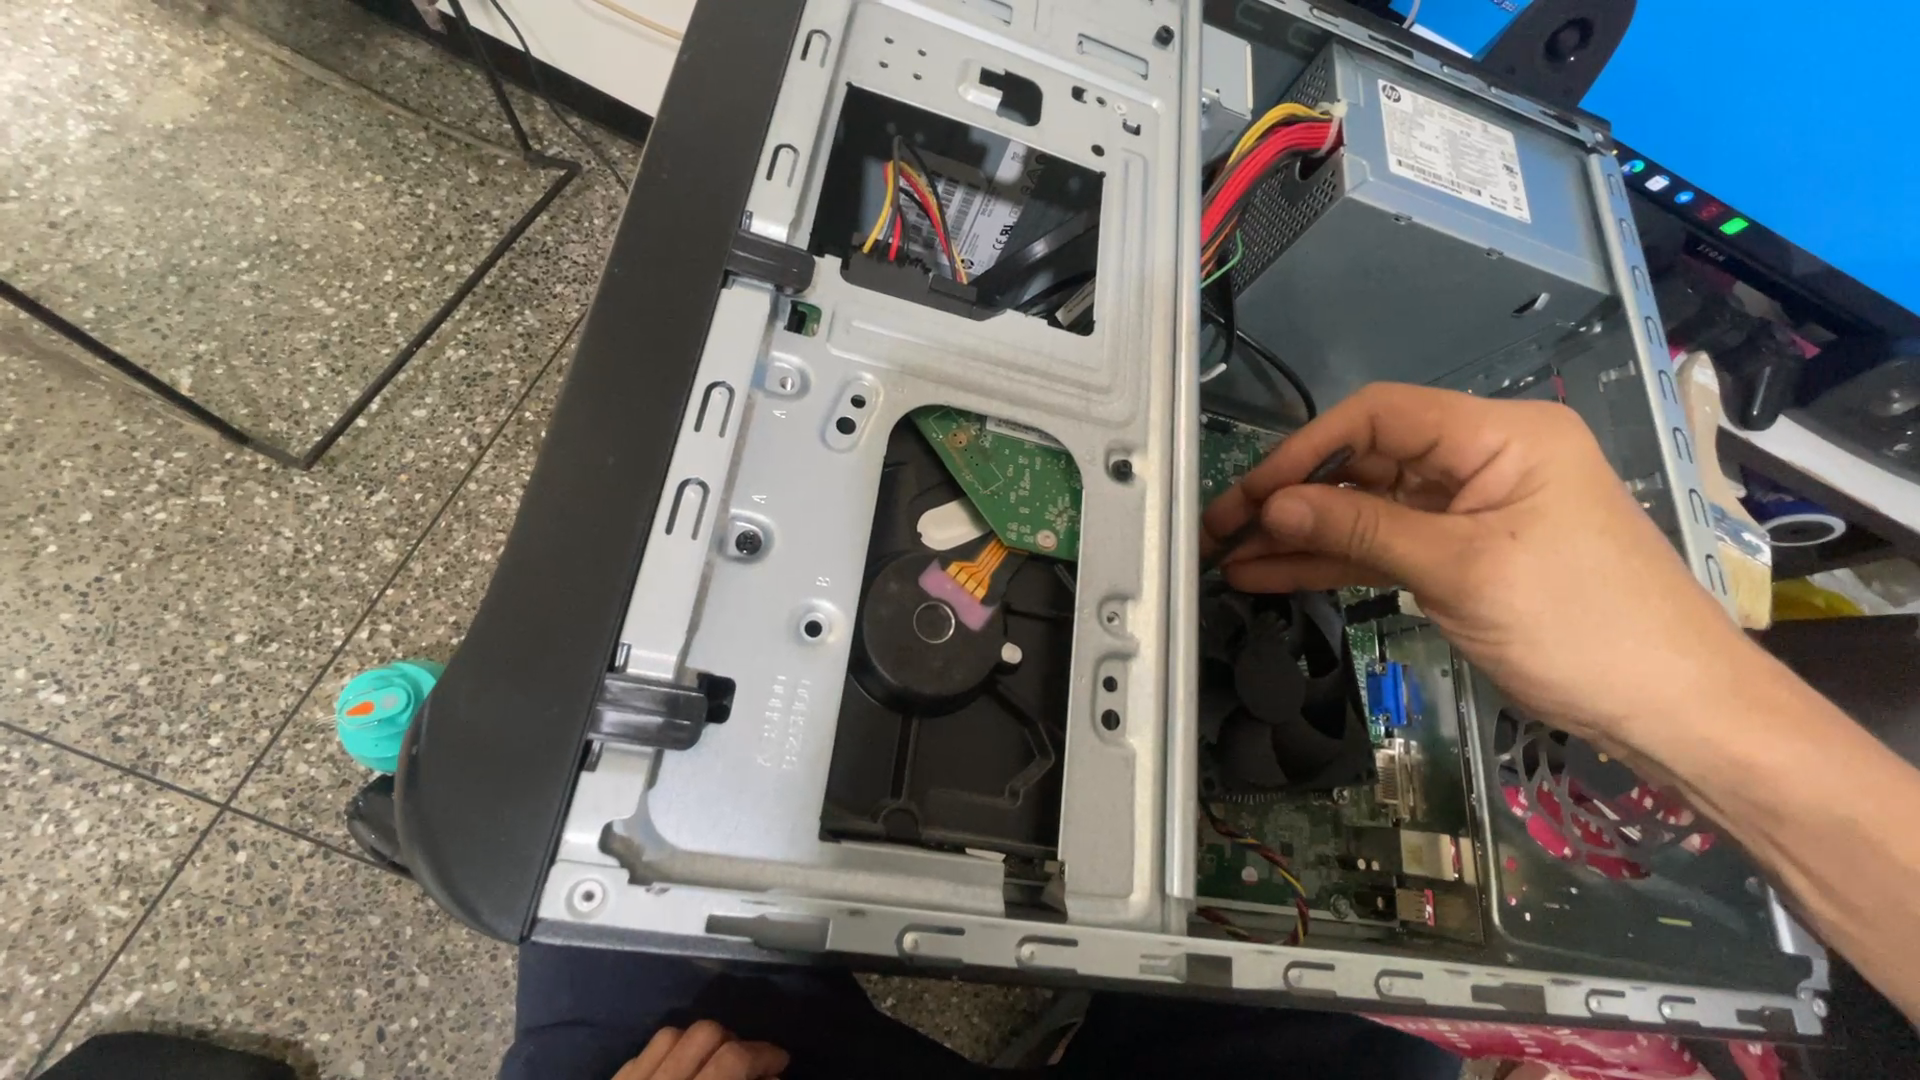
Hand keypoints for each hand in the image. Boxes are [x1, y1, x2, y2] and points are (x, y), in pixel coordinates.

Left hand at [613, 1021, 788, 1079]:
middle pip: (704, 1035)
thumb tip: (769, 1078)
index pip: (733, 1061)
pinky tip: (677, 1071)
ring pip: (672, 1036)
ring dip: (701, 1043)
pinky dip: (667, 1055)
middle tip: (750, 1065)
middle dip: (735, 1043)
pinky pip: (641, 1054)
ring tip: (715, 1063)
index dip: (765, 1055)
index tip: (781, 1063)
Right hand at [1201, 383, 1750, 748]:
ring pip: (1360, 511)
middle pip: (1359, 464)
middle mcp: (1474, 462)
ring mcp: (1461, 510)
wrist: (1668, 708)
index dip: (1304, 450)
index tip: (1252, 493)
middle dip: (1288, 498)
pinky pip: (1376, 547)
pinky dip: (1327, 561)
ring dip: (1297, 535)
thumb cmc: (1580, 623)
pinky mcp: (1452, 554)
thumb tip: (1271, 506)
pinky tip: (1269, 573)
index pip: (1377, 417)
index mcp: (1497, 437)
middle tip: (1221, 529)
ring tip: (1228, 557)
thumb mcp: (1460, 568)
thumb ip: (1359, 529)